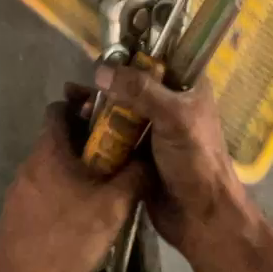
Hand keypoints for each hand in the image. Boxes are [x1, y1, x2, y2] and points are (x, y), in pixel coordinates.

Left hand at [0, 101, 148, 271]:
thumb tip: (149, 157)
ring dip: (72, 168)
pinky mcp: (15, 211)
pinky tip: (77, 212)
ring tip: (99, 187)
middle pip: (57, 137)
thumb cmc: (68, 237)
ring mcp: (19, 187)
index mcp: (49, 150)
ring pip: (49, 164)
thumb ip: (134, 176)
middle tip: (112, 157)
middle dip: (84, 142)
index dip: (82, 107)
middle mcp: (30, 161)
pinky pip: (40, 187)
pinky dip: (59, 189)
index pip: (59, 108)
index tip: (105, 118)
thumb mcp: (112, 207)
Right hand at [93, 64, 250, 257]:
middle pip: (132, 82)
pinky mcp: (136, 151)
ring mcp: (151, 127)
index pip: (157, 56)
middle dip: (106, 81)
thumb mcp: (173, 116)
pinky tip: (74, 122)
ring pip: (119, 107)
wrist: (201, 218)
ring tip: (71, 100)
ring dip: (97, 104)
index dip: (131, 52)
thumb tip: (100, 70)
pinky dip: (95, 127)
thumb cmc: (195, 159)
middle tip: (80, 81)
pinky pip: (112, 132)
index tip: (102, 52)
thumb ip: (139, 90)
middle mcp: (168, 101)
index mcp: (186, 86)